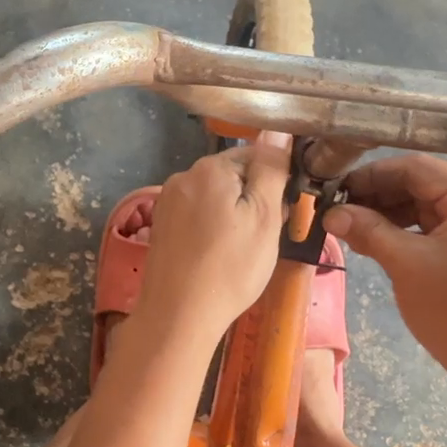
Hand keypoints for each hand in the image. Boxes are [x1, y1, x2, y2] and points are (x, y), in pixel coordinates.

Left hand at [136, 135, 292, 337]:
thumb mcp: (265, 216)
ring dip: (235, 215)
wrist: (178, 316)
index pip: (255, 156)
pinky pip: (197, 216)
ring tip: (245, 250)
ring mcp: (167, 202)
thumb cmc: (230, 267)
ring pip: (215, 197)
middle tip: (268, 236)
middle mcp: (182, 176)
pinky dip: (214, 229)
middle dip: (254, 199)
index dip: (276, 182)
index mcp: (209, 168)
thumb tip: (278, 130)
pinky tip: (220, 256)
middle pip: (232, 176)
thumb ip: (271, 169)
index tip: (285, 213)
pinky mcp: (161, 227)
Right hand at [323, 154, 446, 383]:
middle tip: (339, 214)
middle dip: (380, 198)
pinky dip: (413, 233)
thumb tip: (330, 214)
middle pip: (426, 186)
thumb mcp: (406, 264)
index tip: (334, 191)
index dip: (371, 176)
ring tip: (356, 232)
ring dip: (393, 216)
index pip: (416, 168)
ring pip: (433, 208)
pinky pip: (445, 229)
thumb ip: (368, 230)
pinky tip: (384, 245)